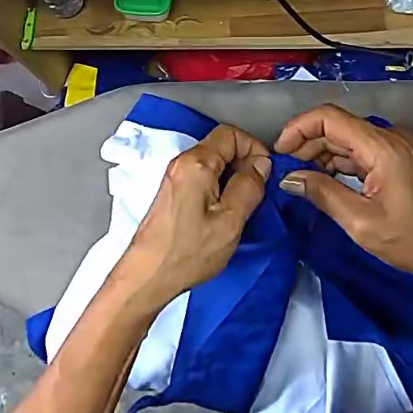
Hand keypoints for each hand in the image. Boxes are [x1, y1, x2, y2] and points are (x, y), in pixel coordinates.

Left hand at [117, 125, 272, 307]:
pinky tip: (225, 212)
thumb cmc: (187, 253)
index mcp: (196, 164)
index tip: (266, 171)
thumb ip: (250, 186)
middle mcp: (181, 164)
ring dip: (233, 176)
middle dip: (245, 162)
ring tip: (243, 204)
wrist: (146, 278)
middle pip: (221, 146)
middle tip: (258, 190)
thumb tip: (261, 166)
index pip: (231, 133)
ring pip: (213, 163)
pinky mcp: (172, 194)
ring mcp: (174, 178)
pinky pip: (202, 177)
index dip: (254, 147)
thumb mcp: (231, 221)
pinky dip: (219, 187)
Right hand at [273, 105, 412, 290]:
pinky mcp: (402, 161)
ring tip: (302, 180)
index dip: (298, 128)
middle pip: (338, 126)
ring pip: (350, 139)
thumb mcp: (362, 223)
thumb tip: (289, 178)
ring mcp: (399, 148)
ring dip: (323, 155)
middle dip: (307, 144)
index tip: (279, 152)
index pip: (329, 117)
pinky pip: (364, 152)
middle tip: (286, 172)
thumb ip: (323, 194)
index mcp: (381, 147)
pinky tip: (328, 182)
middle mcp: (390, 138)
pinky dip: (342, 163)